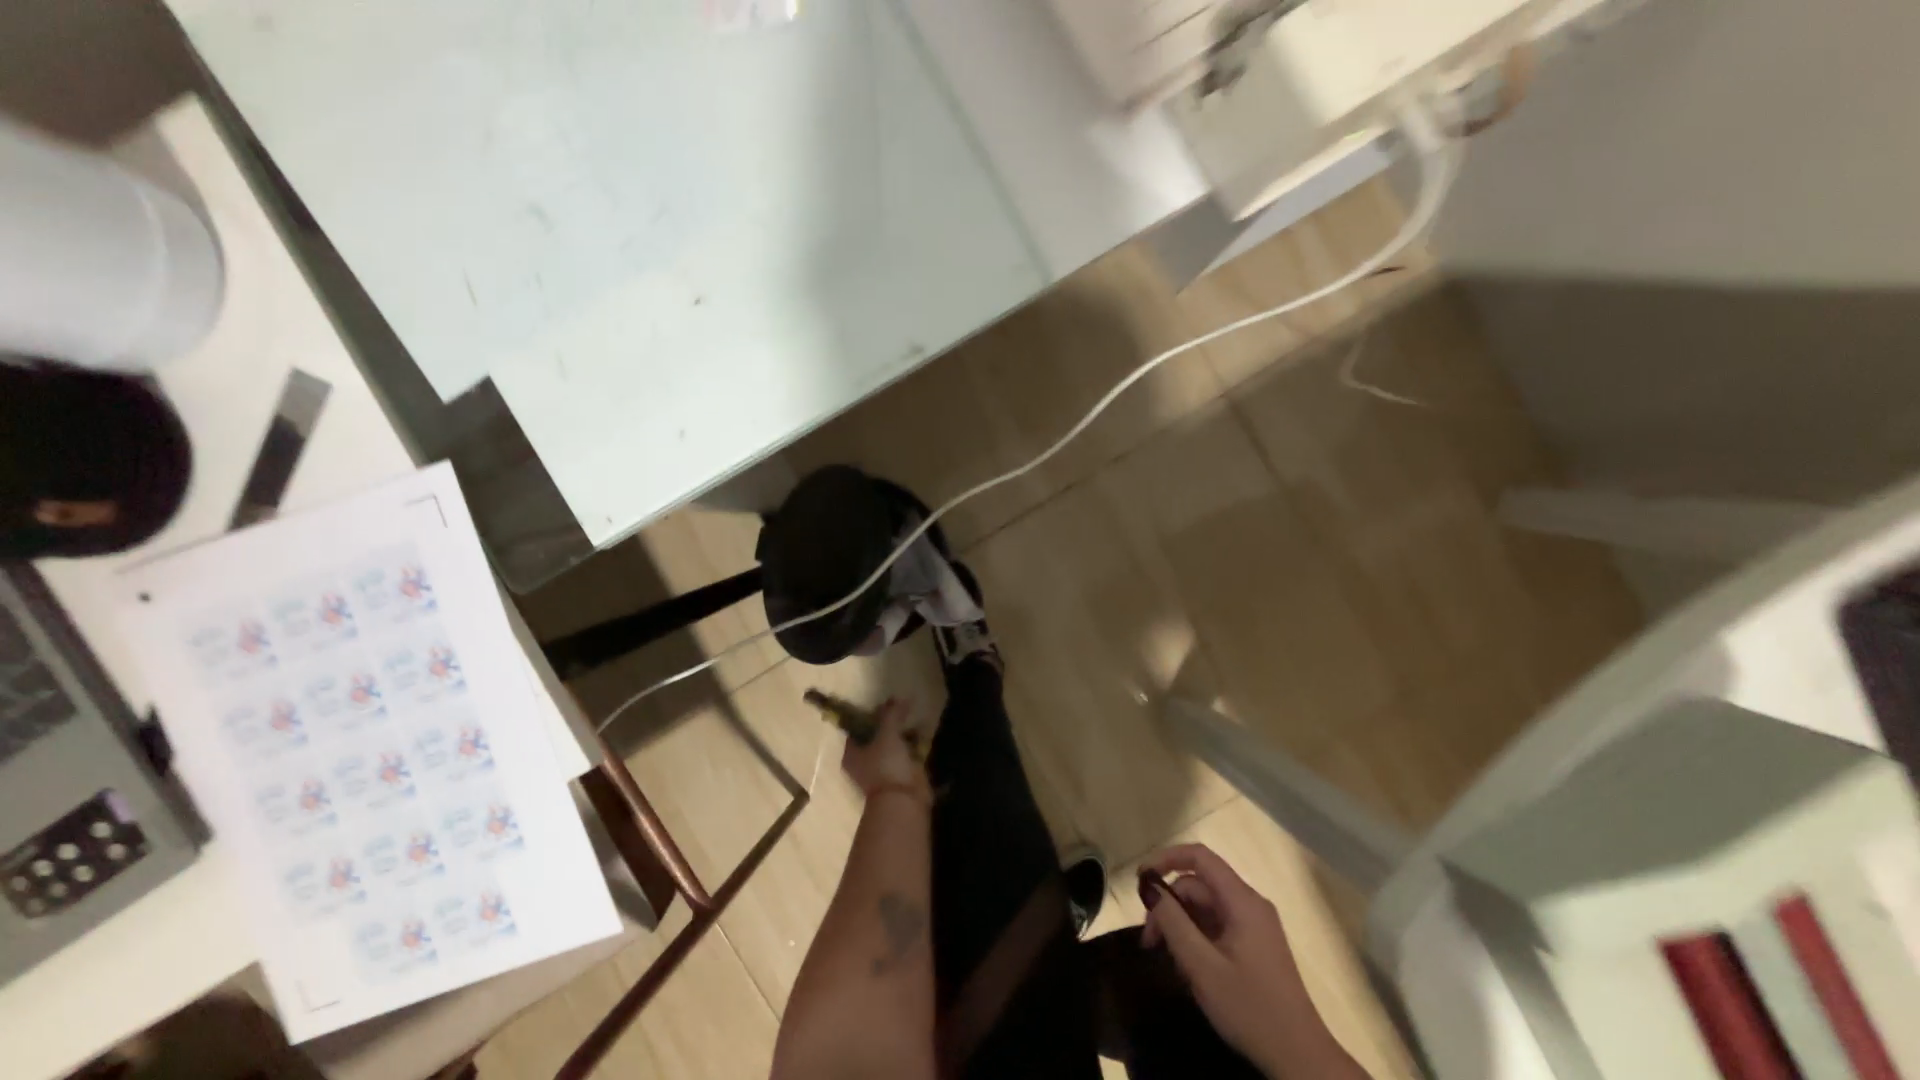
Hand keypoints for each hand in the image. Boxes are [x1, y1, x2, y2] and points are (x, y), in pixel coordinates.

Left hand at [840, 697, 927, 801]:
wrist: (903, 800)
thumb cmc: (887, 765)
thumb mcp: (887, 734)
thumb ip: (891, 714)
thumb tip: (898, 697)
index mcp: (852, 754)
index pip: (856, 730)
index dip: (868, 716)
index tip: (883, 706)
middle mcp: (863, 763)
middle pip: (874, 738)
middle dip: (888, 725)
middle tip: (901, 710)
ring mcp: (882, 772)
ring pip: (891, 747)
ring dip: (902, 736)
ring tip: (914, 720)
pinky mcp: (899, 777)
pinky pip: (905, 757)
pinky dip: (912, 747)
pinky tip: (922, 736)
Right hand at [1140, 844, 1353, 1077]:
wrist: (1299, 1056)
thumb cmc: (1250, 1008)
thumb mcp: (1201, 966)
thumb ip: (1173, 922)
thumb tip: (1149, 886)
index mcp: (1242, 901)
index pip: (1200, 857)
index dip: (1165, 858)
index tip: (1139, 880)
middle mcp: (1250, 904)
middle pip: (1199, 884)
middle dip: (1169, 904)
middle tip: (1149, 941)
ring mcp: (1254, 925)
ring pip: (1206, 906)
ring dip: (1180, 924)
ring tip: (1166, 957)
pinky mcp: (1254, 944)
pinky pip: (1217, 925)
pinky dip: (1196, 937)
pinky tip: (1187, 966)